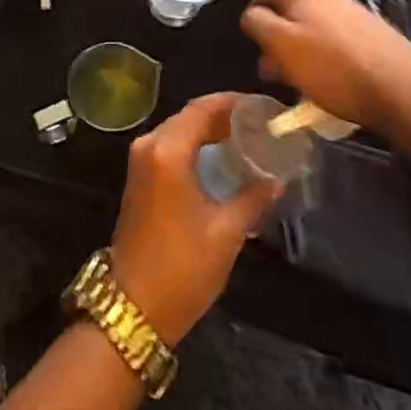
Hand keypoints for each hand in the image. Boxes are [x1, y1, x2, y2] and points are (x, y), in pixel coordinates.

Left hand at [108, 94, 282, 345]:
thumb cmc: (182, 268)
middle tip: (260, 123)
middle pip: (190, 115)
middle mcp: (149, 146)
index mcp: (168, 151)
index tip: (263, 107)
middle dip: (224, 114)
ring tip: (246, 136)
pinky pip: (169, 144)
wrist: (133, 306)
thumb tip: (277, 179)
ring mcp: (140, 161)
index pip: (203, 108)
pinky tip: (220, 154)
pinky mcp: (138, 177)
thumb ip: (253, 197)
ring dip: (209, 128)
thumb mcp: (226, 232)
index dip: (234, 103)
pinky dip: (195, 142)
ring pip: (179, 129)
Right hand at [240, 0, 410, 129]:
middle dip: (278, 41)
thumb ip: (258, 24)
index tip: (255, 52)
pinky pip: (338, 42)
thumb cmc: (332, 67)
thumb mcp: (281, 45)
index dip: (253, 24)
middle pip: (289, 14)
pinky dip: (327, 58)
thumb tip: (251, 15)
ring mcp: (354, 12)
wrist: (401, 88)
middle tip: (276, 74)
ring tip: (304, 83)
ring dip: (302, 52)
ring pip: (314, 29)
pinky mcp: (374, 33)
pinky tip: (333, 81)